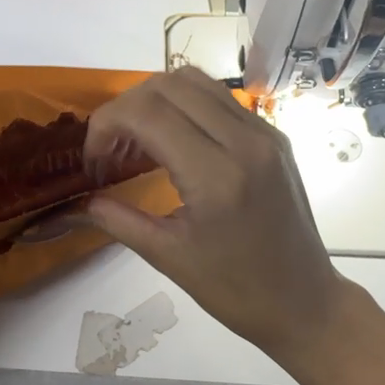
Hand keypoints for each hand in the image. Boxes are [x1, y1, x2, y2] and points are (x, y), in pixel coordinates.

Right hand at [83, 68, 345, 354]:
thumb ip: (117, 219)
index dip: (106, 126)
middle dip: (125, 109)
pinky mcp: (273, 136)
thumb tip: (79, 199)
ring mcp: (264, 133)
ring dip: (154, 101)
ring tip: (137, 143)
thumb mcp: (167, 257)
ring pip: (194, 80)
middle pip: (167, 85)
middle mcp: (244, 141)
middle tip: (110, 150)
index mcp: (216, 176)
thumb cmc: (235, 290)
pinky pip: (218, 98)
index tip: (93, 160)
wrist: (305, 303)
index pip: (147, 113)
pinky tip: (172, 143)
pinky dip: (183, 107)